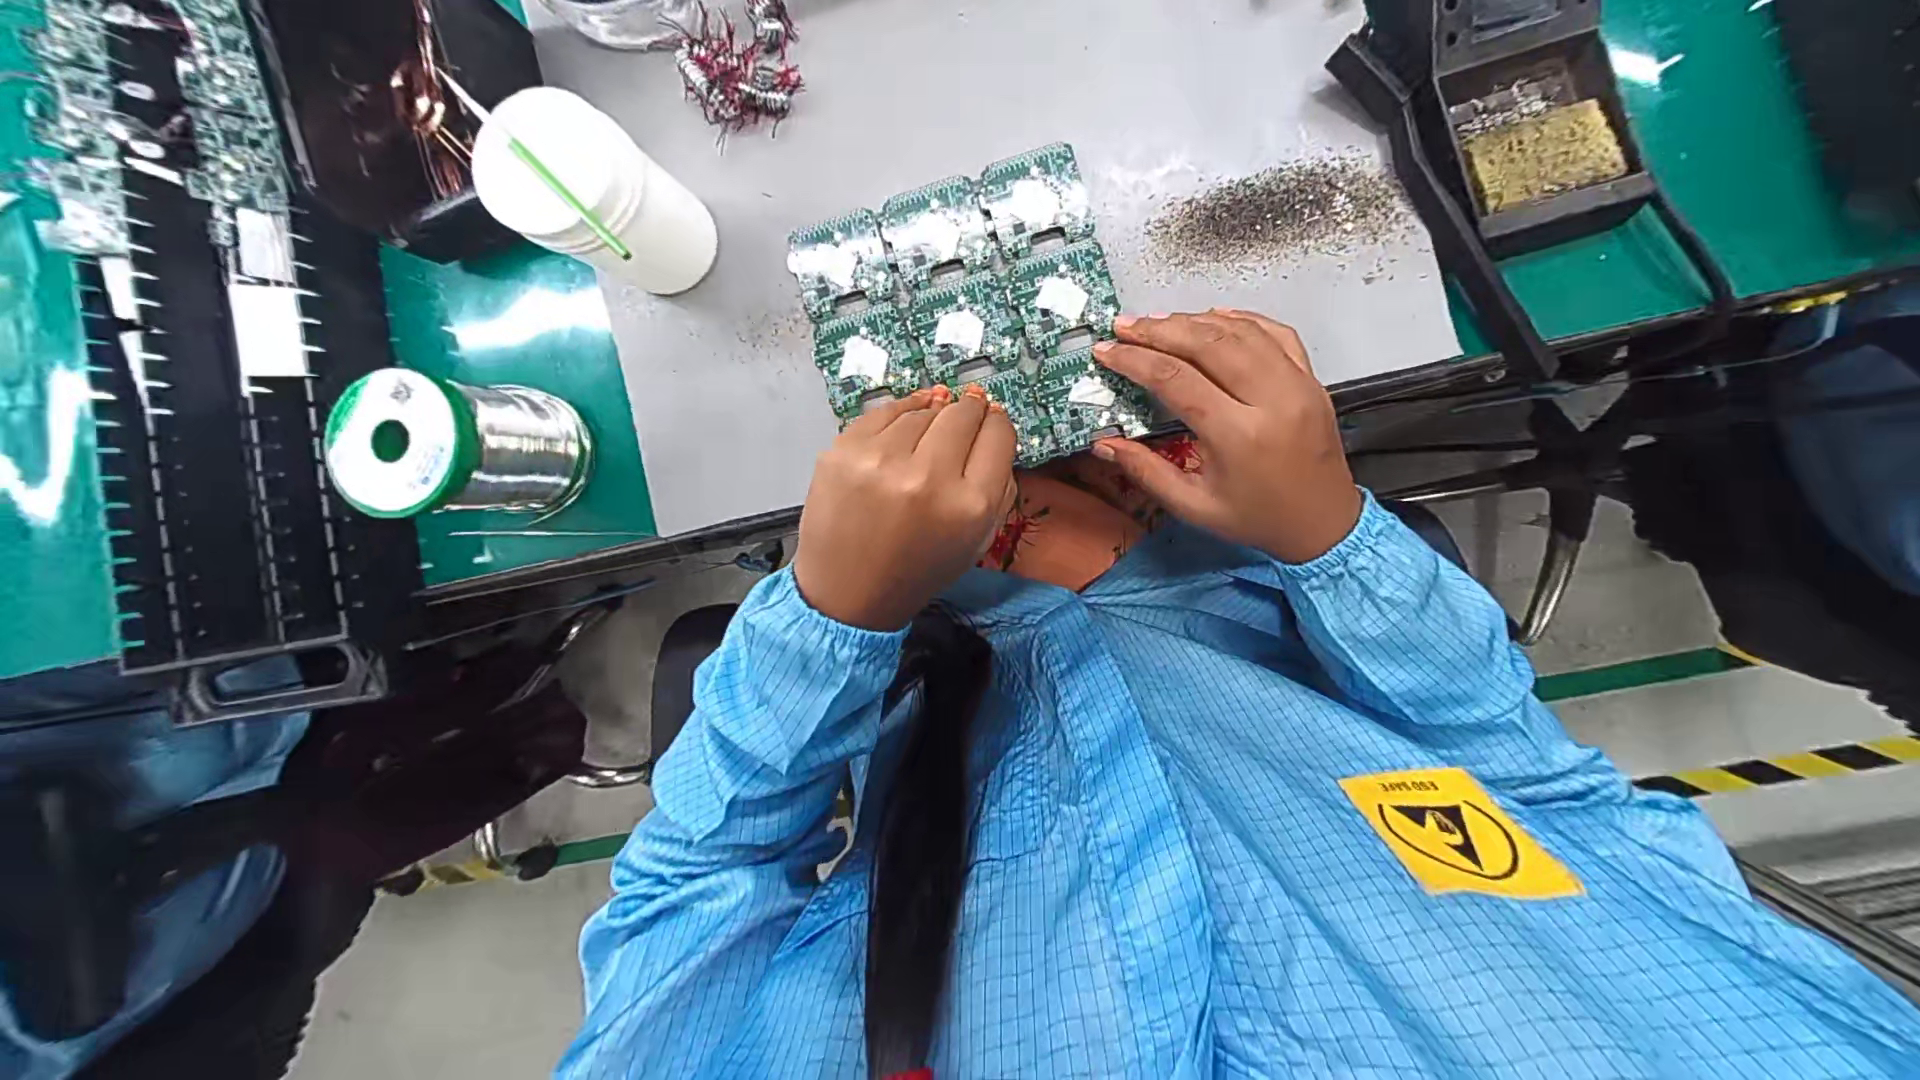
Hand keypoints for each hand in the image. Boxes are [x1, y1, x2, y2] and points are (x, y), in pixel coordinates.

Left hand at [794, 385, 1017, 630]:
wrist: (849, 592)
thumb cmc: (916, 570)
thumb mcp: (978, 540)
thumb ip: (999, 486)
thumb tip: (994, 425)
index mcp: (970, 506)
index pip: (999, 434)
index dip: (997, 424)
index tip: (990, 421)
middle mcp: (928, 478)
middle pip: (963, 414)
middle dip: (969, 413)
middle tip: (963, 419)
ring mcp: (881, 461)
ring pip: (923, 411)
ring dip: (930, 420)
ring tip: (924, 446)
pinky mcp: (844, 451)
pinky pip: (885, 413)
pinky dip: (899, 417)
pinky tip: (902, 432)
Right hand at [1091, 310, 1361, 563]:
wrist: (1324, 523)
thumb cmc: (1256, 518)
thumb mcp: (1192, 505)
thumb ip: (1145, 471)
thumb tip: (1104, 443)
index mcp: (1238, 437)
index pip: (1176, 380)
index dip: (1135, 360)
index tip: (1107, 351)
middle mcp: (1272, 400)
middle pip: (1208, 343)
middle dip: (1158, 330)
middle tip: (1124, 326)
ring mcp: (1297, 384)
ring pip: (1239, 331)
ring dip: (1193, 320)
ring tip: (1155, 321)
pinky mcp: (1310, 379)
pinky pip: (1274, 332)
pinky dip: (1239, 319)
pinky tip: (1210, 316)